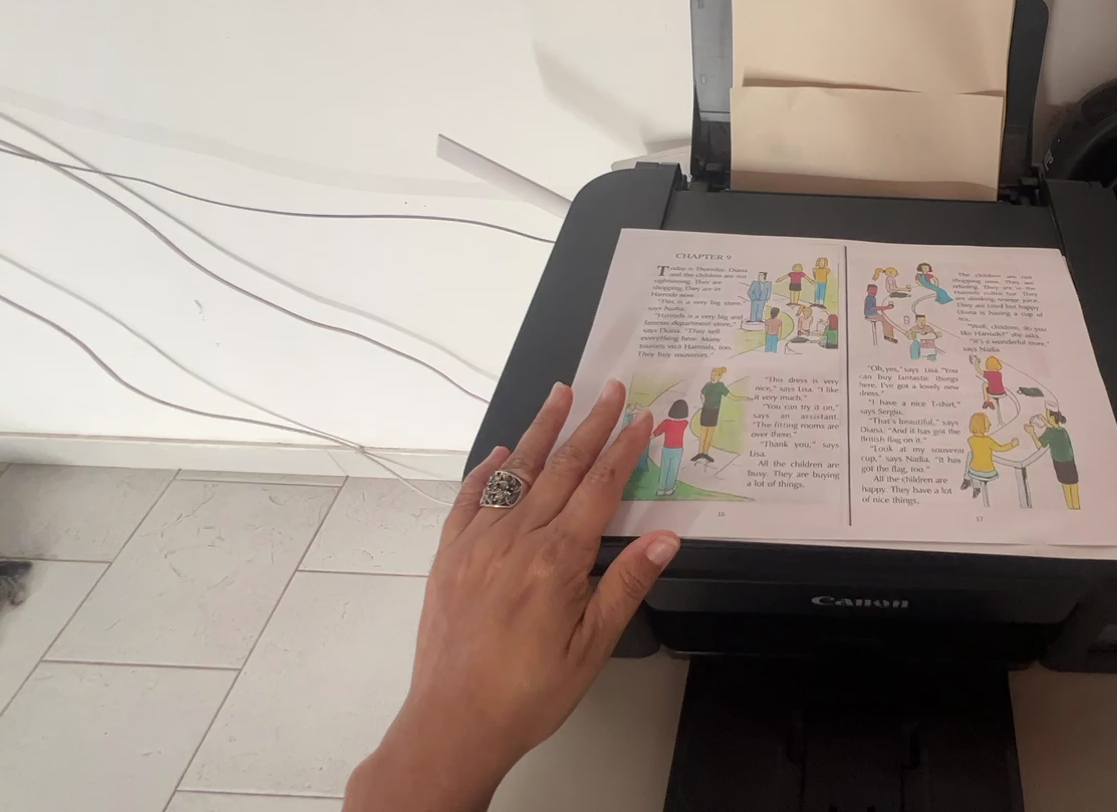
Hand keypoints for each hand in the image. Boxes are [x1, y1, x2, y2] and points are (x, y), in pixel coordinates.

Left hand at [345, 380, 679, 811]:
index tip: (641, 418)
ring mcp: (478, 543)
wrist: (451, 727)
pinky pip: (470, 499)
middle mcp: (517, 539)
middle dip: (592, 423)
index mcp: (557, 559)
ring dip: (543, 430)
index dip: (624, 449)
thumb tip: (667, 537)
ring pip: (518, 473)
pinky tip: (505, 451)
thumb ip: (627, 583)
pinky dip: (489, 470)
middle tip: (612, 388)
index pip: (600, 488)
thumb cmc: (531, 690)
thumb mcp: (592, 645)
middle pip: (563, 467)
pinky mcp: (450, 555)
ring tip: (561, 393)